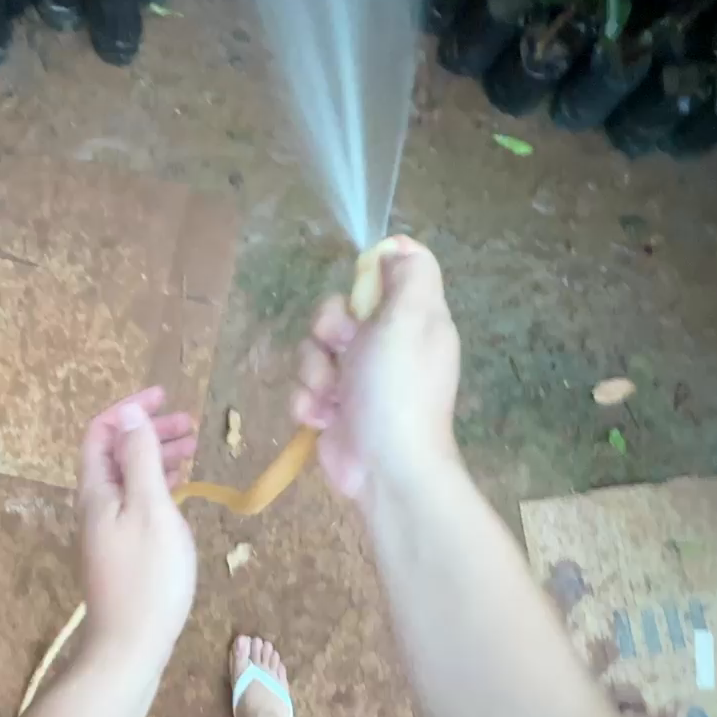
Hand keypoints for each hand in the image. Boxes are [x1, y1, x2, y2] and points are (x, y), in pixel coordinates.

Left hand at [77, 387, 199, 665]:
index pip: (101, 431)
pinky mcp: (123, 549)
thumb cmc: (148, 574)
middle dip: (149, 431)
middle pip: (116, 452)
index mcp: (96, 489)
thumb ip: (139, 457)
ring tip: (193, 450)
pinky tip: (182, 489)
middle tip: (190, 425)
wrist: (132, 644)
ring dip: (157, 456)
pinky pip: (138, 501)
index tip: (165, 396)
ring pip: (129, 477)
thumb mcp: (150, 507)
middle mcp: (96, 504)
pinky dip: (159, 485)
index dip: (129, 408)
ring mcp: (108, 528)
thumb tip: (129, 412)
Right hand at [291, 235, 461, 499]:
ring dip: (314, 373)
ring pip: (312, 350)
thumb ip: (410, 275)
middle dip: (327, 330)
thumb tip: (396, 249)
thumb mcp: (412, 320)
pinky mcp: (331, 407)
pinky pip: (303, 387)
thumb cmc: (398, 390)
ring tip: (331, 396)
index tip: (359, 299)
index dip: (366, 278)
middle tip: (342, 349)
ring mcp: (355, 378)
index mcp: (411, 319)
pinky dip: (308, 403)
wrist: (385, 467)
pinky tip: (323, 418)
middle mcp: (384, 345)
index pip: (388, 274)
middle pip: (336, 310)